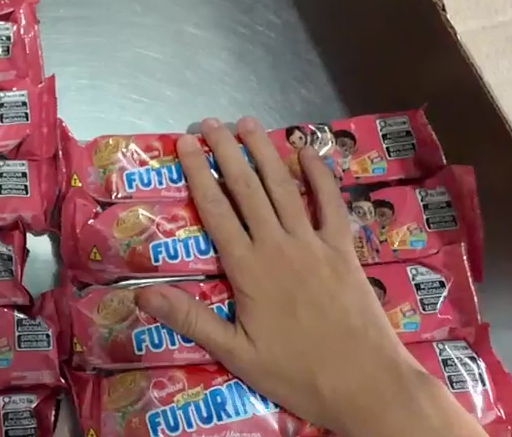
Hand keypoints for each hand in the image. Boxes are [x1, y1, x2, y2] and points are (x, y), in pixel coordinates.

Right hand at [134, 117, 486, 436]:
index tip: (185, 143)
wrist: (370, 389)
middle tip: (210, 122)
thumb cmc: (299, 375)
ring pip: (283, 187)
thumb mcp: (237, 355)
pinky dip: (319, 176)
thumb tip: (141, 294)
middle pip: (246, 187)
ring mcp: (313, 243)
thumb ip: (190, 319)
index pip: (215, 209)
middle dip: (226, 151)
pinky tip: (307, 152)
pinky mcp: (343, 249)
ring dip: (263, 151)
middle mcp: (277, 245)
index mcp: (248, 268)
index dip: (197, 172)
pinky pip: (330, 204)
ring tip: (247, 123)